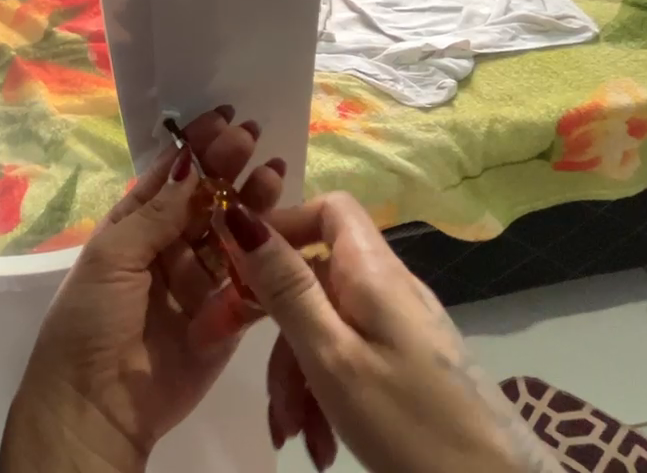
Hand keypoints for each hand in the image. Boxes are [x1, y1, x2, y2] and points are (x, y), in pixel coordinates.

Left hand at [0, 107, 287, 472]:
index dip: (194, 149)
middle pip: (203, 202)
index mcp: (131, 226)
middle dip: (226, 170)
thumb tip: (188, 163)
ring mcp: (196, 283)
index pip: (168, 178)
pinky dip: (265, 256)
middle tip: (251, 137)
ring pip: (229, 235)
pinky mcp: (224, 320)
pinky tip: (285, 229)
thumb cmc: (91, 317)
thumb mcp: (115, 256)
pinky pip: (248, 282)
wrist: (97, 402)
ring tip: (273, 173)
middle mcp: (165, 248)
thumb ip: (158, 215)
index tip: (221, 118)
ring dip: (250, 205)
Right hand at [233, 192, 563, 472]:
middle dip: (271, 319)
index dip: (282, 223)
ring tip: (290, 431)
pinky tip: (317, 439)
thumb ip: (284, 284)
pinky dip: (323, 390)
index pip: (328, 207)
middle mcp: (387, 289)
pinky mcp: (405, 367)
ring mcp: (397, 330)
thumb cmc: (411, 425)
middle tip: (236, 351)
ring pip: (323, 324)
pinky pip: (346, 357)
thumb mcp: (330, 355)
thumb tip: (238, 214)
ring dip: (294, 372)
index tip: (242, 262)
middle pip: (313, 275)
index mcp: (373, 272)